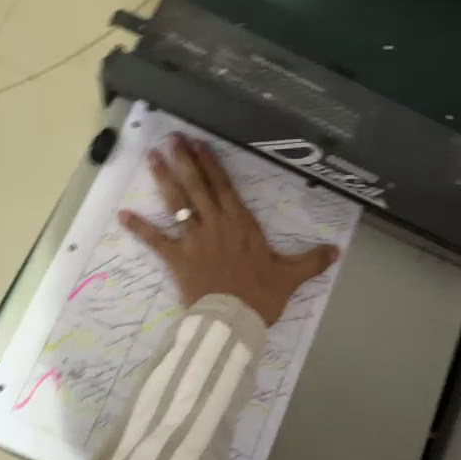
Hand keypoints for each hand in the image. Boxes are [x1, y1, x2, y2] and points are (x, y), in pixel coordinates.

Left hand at [119, 134, 341, 324]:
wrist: (234, 322)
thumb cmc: (261, 295)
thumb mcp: (290, 276)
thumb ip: (312, 261)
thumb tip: (337, 251)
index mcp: (241, 222)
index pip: (224, 185)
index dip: (211, 162)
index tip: (200, 142)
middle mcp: (216, 223)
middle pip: (198, 185)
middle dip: (185, 160)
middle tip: (173, 138)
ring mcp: (194, 239)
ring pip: (177, 203)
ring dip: (165, 179)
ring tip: (153, 157)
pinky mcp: (177, 258)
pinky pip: (156, 240)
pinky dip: (139, 227)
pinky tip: (123, 214)